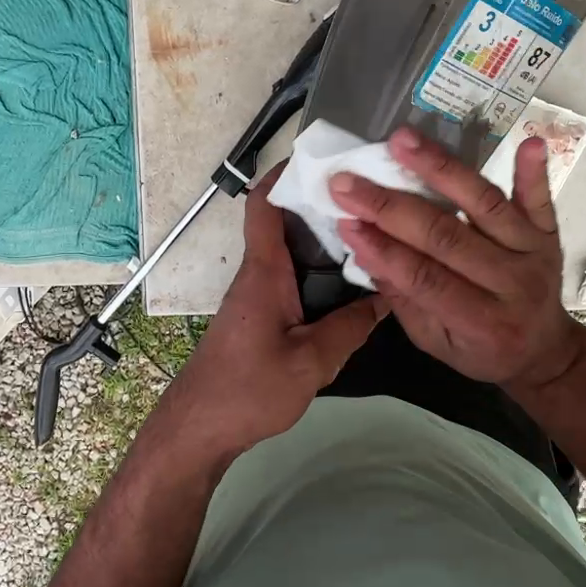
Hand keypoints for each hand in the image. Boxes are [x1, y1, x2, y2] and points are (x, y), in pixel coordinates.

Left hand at [156, 164, 388, 457]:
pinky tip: (353, 283)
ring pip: (294, 253)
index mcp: (265, 271)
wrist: (200, 428)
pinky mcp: (262, 315)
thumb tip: (385, 296)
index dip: (285, 174)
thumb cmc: (248, 388)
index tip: (323, 158)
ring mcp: (259, 294)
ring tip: (373, 233)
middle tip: (372, 197)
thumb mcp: (311, 362)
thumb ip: (350, 327)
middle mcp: (260, 273)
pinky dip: (321, 272)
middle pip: (287, 223)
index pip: (264, 205)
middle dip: (324, 206)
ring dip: (326, 241)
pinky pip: (294, 279)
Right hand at [328, 127, 585, 391]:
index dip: (382, 249)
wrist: (545, 351)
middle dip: (390, 206)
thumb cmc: (480, 350)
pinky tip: (527, 141)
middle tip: (348, 180)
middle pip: (446, 235)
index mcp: (482, 321)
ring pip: (484, 203)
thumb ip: (404, 300)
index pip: (424, 278)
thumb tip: (365, 250)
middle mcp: (511, 282)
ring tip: (401, 140)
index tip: (343, 220)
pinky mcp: (547, 230)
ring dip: (440, 167)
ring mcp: (533, 251)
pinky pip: (540, 197)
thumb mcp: (436, 343)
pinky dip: (533, 170)